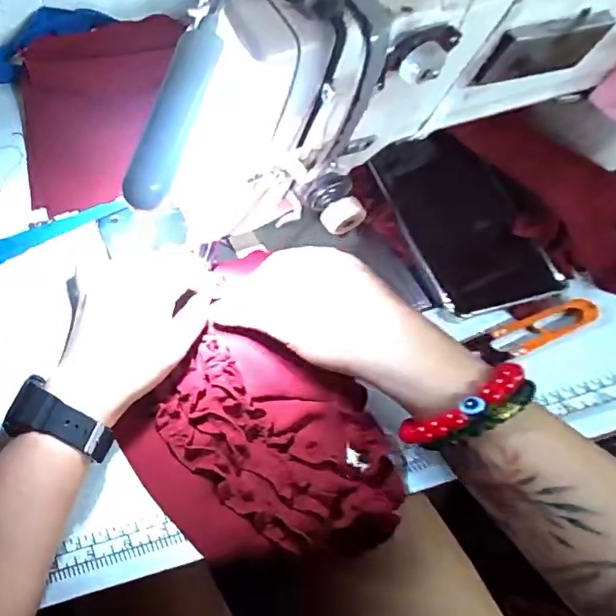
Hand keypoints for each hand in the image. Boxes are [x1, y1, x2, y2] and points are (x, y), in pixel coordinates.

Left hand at [47, 251, 217, 423]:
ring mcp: (107, 275)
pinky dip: (122, 264)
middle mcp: (131, 270)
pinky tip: (129, 277)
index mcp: (157, 283)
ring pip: (139, 256)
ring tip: (166, 282)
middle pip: (164, 257)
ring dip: (156, 264)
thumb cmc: (139, 367)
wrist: (90, 384)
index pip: (188, 269)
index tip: (211, 291)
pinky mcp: (90, 286)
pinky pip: (108, 262)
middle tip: (193, 286)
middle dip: (182, 267)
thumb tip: (205, 296)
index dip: (204, 279)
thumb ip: (196, 315)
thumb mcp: (177, 345)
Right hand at [211, 247, 485, 416]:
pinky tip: (310, 337)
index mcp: (312, 259)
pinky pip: (324, 302)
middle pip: (285, 279)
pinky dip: (309, 316)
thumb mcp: (285, 325)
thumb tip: (215, 308)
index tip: (232, 316)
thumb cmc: (338, 335)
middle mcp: (332, 261)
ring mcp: (352, 279)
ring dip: (287, 310)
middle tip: (253, 328)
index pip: (264, 269)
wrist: (400, 356)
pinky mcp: (366, 301)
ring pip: (306, 291)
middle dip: (265, 300)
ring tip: (280, 336)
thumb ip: (248, 311)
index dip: (244, 293)